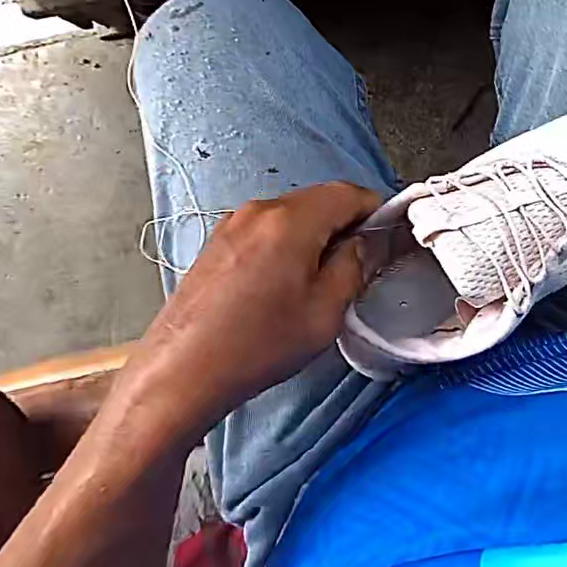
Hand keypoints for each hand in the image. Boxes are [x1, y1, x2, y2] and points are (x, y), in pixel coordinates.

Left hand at [138, 182, 382, 407]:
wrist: (180, 373)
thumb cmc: (255, 345)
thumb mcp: (325, 311)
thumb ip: (355, 266)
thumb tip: (367, 243)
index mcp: (292, 220)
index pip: (349, 193)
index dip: (376, 211)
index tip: (386, 236)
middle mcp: (261, 210)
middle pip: (321, 199)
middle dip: (347, 224)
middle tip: (358, 263)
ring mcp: (234, 223)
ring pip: (294, 214)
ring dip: (317, 234)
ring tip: (320, 279)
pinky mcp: (218, 241)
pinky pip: (268, 228)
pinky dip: (288, 242)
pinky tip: (285, 283)